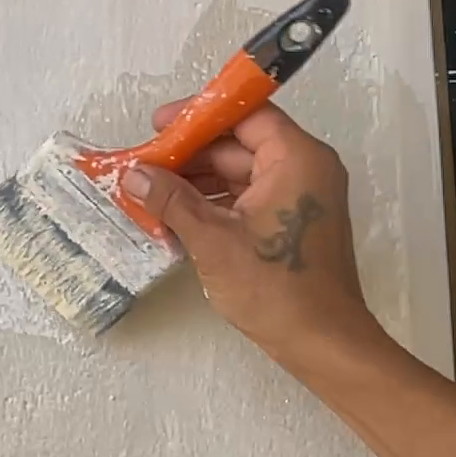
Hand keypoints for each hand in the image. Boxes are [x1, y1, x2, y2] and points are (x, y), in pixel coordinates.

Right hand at [120, 99, 377, 364]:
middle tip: (144, 166)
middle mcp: (303, 169)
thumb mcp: (213, 240)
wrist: (321, 341)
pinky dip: (212, 204)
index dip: (199, 115)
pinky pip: (245, 198)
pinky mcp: (289, 222)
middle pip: (238, 144)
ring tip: (151, 193)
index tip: (158, 126)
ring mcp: (298, 197)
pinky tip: (175, 218)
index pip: (245, 114)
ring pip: (238, 173)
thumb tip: (134, 174)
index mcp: (296, 159)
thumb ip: (172, 201)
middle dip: (189, 155)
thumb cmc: (275, 288)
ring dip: (196, 182)